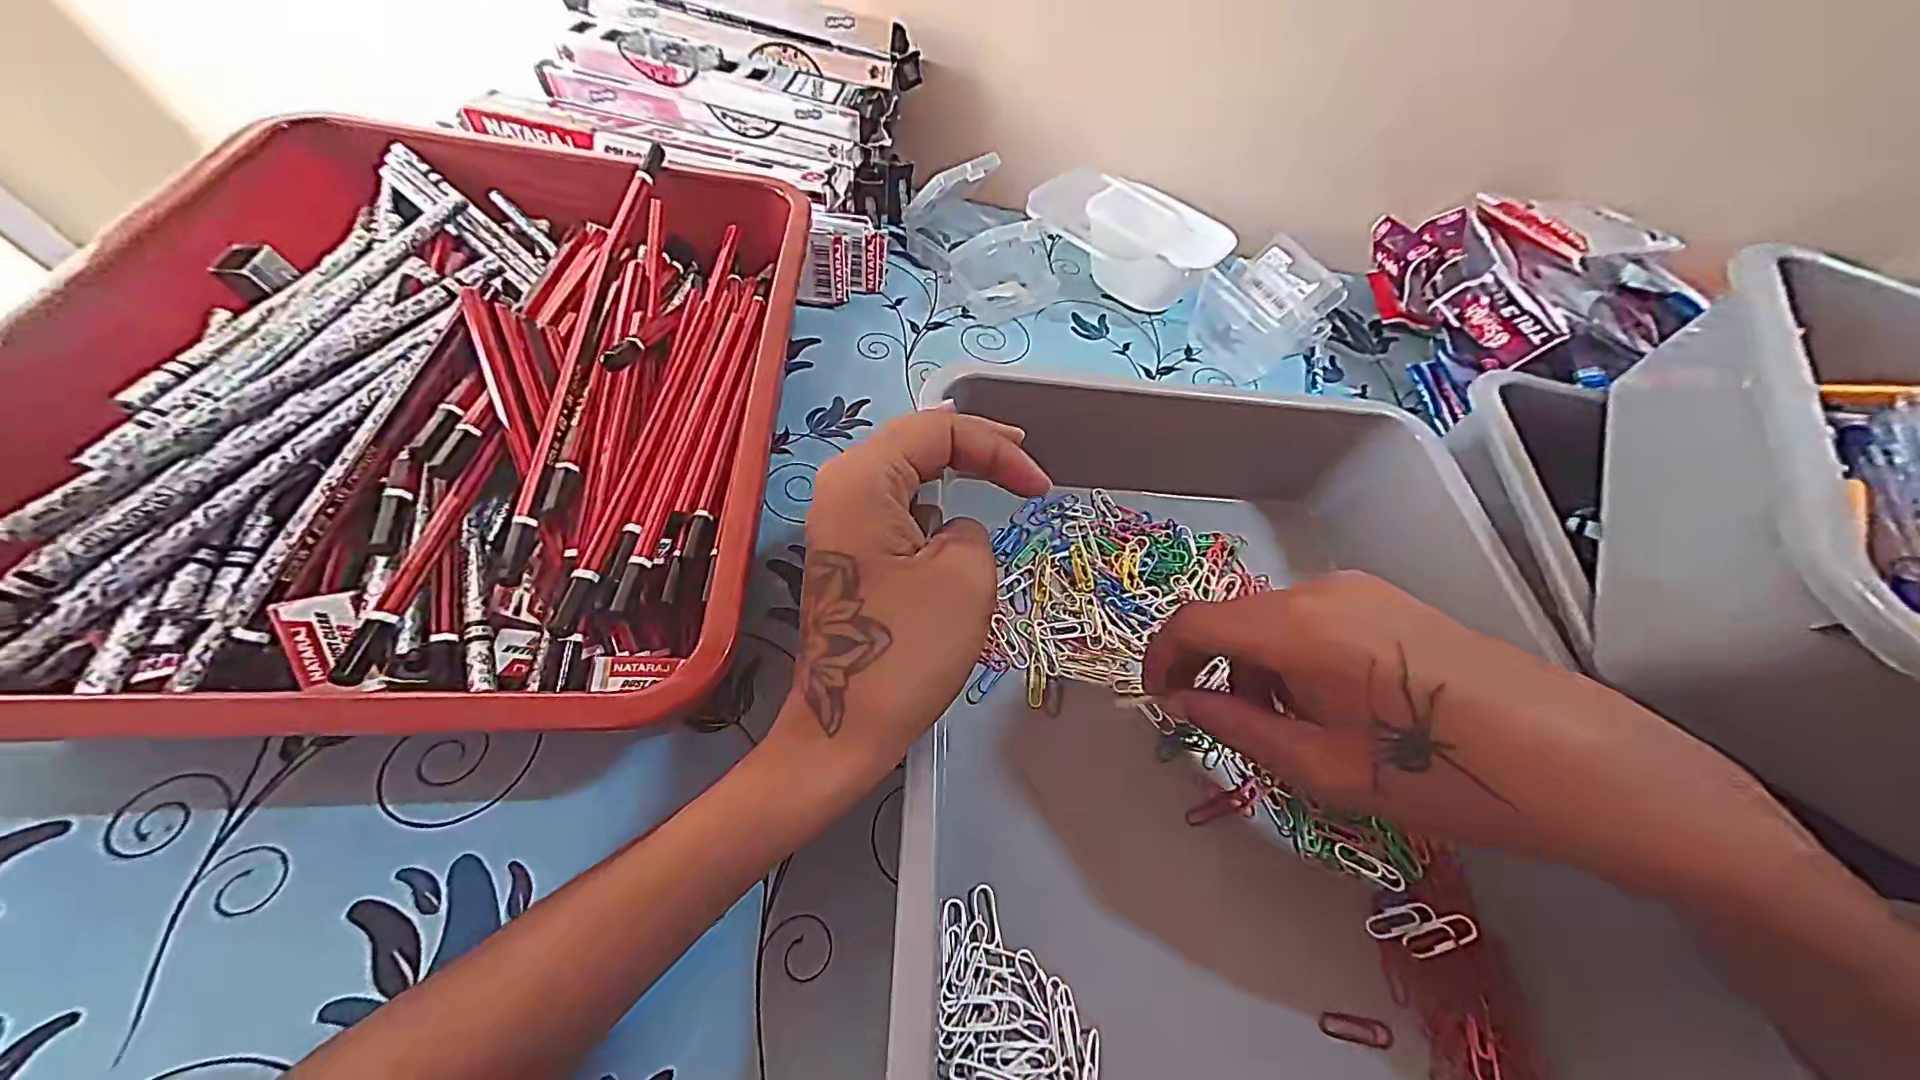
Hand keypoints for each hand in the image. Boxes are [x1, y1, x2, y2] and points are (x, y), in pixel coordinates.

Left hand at [769, 406, 1050, 794]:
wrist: (847, 727)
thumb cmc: (908, 652)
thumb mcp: (967, 574)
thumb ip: (972, 526)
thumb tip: (953, 527)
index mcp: (863, 480)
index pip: (937, 430)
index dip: (998, 449)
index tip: (1040, 487)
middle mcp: (841, 489)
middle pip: (915, 443)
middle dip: (973, 447)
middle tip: (1022, 459)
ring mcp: (839, 523)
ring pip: (905, 476)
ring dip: (950, 474)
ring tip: (997, 479)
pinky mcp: (847, 554)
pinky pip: (896, 511)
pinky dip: (930, 510)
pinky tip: (951, 527)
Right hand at [1141, 571, 1832, 904]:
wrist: (1579, 764)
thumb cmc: (1439, 774)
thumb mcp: (1319, 766)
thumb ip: (1234, 727)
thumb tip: (1185, 704)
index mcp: (1296, 625)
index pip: (1195, 622)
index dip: (1163, 659)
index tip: (1159, 698)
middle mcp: (1322, 591)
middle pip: (1233, 620)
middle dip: (1214, 671)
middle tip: (1229, 726)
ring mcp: (1360, 591)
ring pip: (1271, 621)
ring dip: (1256, 668)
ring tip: (1292, 728)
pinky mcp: (1389, 601)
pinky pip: (1311, 621)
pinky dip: (1293, 658)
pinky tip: (1332, 706)